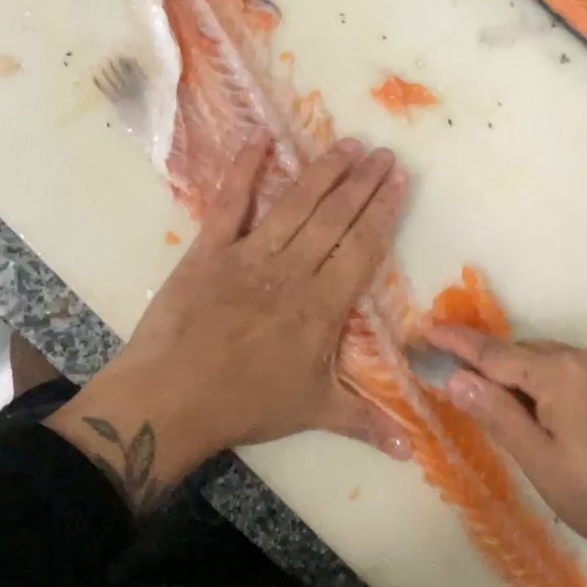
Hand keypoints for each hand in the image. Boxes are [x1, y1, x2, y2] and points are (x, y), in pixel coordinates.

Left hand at [45, 134, 411, 512]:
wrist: (170, 399)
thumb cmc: (245, 405)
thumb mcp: (314, 412)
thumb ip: (367, 420)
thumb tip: (416, 450)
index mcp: (322, 305)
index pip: (362, 247)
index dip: (382, 210)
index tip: (398, 179)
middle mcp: (292, 270)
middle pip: (335, 217)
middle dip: (362, 182)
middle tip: (383, 152)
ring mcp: (249, 254)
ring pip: (295, 203)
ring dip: (323, 171)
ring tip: (347, 143)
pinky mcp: (209, 248)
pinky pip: (229, 201)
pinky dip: (244, 167)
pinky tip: (261, 137)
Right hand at [431, 327, 586, 586]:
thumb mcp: (542, 464)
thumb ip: (498, 415)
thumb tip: (456, 377)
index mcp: (561, 374)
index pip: (496, 353)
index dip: (459, 343)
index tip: (429, 328)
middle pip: (531, 354)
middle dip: (497, 365)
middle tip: (471, 387)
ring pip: (565, 362)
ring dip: (535, 377)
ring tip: (524, 413)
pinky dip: (570, 385)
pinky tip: (576, 420)